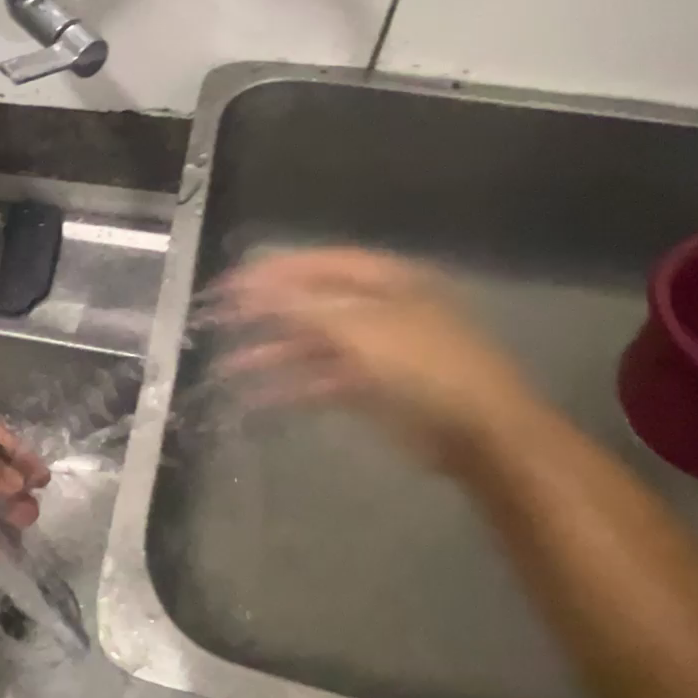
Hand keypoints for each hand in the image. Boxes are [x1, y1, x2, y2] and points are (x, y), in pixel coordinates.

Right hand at [214, 248, 541, 468]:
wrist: (479, 432)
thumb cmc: (425, 366)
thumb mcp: (362, 328)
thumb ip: (303, 307)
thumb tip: (253, 288)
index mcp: (384, 281)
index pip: (318, 265)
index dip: (271, 273)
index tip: (227, 286)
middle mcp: (376, 309)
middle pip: (310, 304)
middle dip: (264, 314)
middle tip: (218, 322)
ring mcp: (373, 350)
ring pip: (311, 346)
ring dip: (271, 355)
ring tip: (228, 368)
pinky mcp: (369, 389)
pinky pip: (320, 380)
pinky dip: (290, 387)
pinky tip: (257, 397)